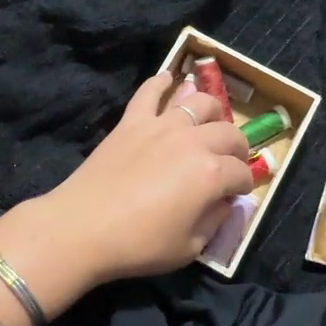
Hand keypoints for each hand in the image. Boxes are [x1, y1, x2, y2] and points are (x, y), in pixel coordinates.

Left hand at [25, 72, 253, 291]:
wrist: (81, 229)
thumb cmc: (139, 244)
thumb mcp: (190, 247)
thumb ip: (215, 220)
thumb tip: (224, 202)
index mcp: (212, 173)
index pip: (242, 173)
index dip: (244, 185)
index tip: (237, 194)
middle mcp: (193, 141)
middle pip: (229, 133)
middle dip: (238, 148)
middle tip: (231, 162)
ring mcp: (161, 125)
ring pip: (199, 102)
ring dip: (213, 112)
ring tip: (210, 123)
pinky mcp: (132, 121)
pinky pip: (150, 92)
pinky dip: (161, 82)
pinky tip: (168, 79)